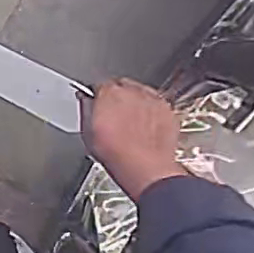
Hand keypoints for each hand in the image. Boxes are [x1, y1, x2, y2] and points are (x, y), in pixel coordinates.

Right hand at [83, 78, 190, 201]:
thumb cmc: (116, 152)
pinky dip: (150, 112)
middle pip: (122, 85)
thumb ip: (86, 108)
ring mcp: (153, 100)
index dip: (97, 95)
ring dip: (135, 102)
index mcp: (110, 93)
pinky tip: (144, 127)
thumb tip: (85, 100)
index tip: (96, 103)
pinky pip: (157, 105)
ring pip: (141, 93)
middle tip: (113, 114)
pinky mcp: (168, 111)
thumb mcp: (87, 130)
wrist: (144, 167)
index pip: (100, 85)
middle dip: (117, 97)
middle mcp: (133, 92)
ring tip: (129, 122)